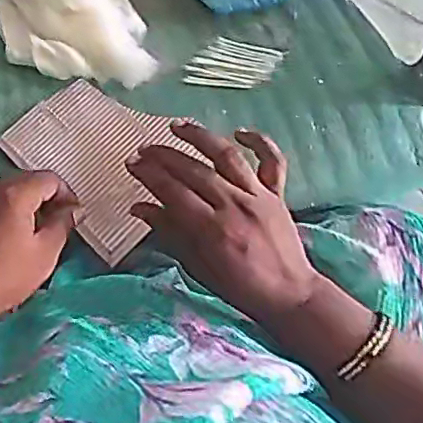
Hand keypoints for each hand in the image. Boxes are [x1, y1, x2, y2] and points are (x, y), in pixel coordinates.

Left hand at [0, 172, 79, 322]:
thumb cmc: (4, 278)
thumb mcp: (44, 254)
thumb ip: (63, 224)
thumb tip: (74, 210)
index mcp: (14, 194)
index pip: (50, 179)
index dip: (68, 195)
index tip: (73, 216)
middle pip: (30, 180)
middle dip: (48, 198)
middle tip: (59, 225)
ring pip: (13, 190)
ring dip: (30, 204)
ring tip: (39, 234)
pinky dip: (12, 210)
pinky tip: (16, 236)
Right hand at [127, 124, 320, 324]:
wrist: (290, 296)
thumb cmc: (238, 286)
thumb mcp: (196, 266)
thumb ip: (168, 232)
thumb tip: (138, 207)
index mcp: (212, 229)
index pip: (173, 191)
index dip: (149, 174)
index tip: (132, 163)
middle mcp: (235, 206)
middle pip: (193, 171)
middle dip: (163, 156)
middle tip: (143, 149)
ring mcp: (258, 197)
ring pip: (226, 157)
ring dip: (200, 137)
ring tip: (177, 125)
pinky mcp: (277, 195)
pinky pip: (272, 162)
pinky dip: (259, 142)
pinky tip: (239, 131)